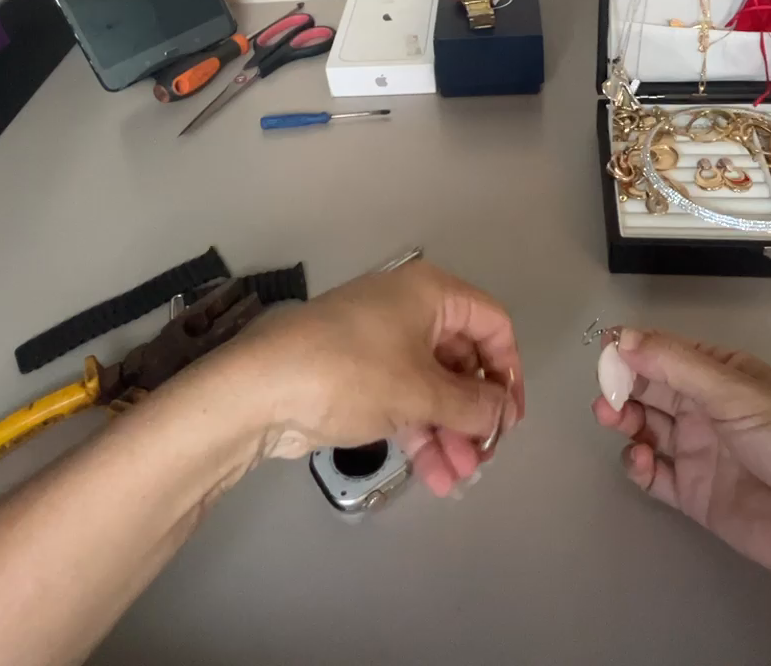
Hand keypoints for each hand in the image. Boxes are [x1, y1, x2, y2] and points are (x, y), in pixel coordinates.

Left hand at [223, 261, 524, 496]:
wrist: (260, 388)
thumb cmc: (351, 372)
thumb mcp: (421, 391)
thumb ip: (472, 404)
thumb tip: (500, 412)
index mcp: (431, 293)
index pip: (491, 323)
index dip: (508, 370)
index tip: (510, 417)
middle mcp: (410, 309)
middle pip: (463, 358)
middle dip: (475, 410)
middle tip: (484, 455)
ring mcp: (383, 342)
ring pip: (433, 384)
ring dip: (450, 430)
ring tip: (459, 477)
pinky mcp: (360, 374)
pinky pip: (405, 398)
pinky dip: (421, 431)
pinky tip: (434, 475)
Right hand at [591, 328, 770, 594]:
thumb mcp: (736, 393)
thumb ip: (675, 365)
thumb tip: (622, 337)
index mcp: (722, 374)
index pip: (666, 353)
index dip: (633, 350)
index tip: (606, 354)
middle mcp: (708, 409)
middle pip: (650, 388)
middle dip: (622, 386)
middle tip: (607, 395)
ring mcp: (700, 452)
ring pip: (646, 427)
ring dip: (624, 419)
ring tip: (615, 420)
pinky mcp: (695, 495)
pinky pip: (654, 474)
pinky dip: (638, 463)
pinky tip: (641, 458)